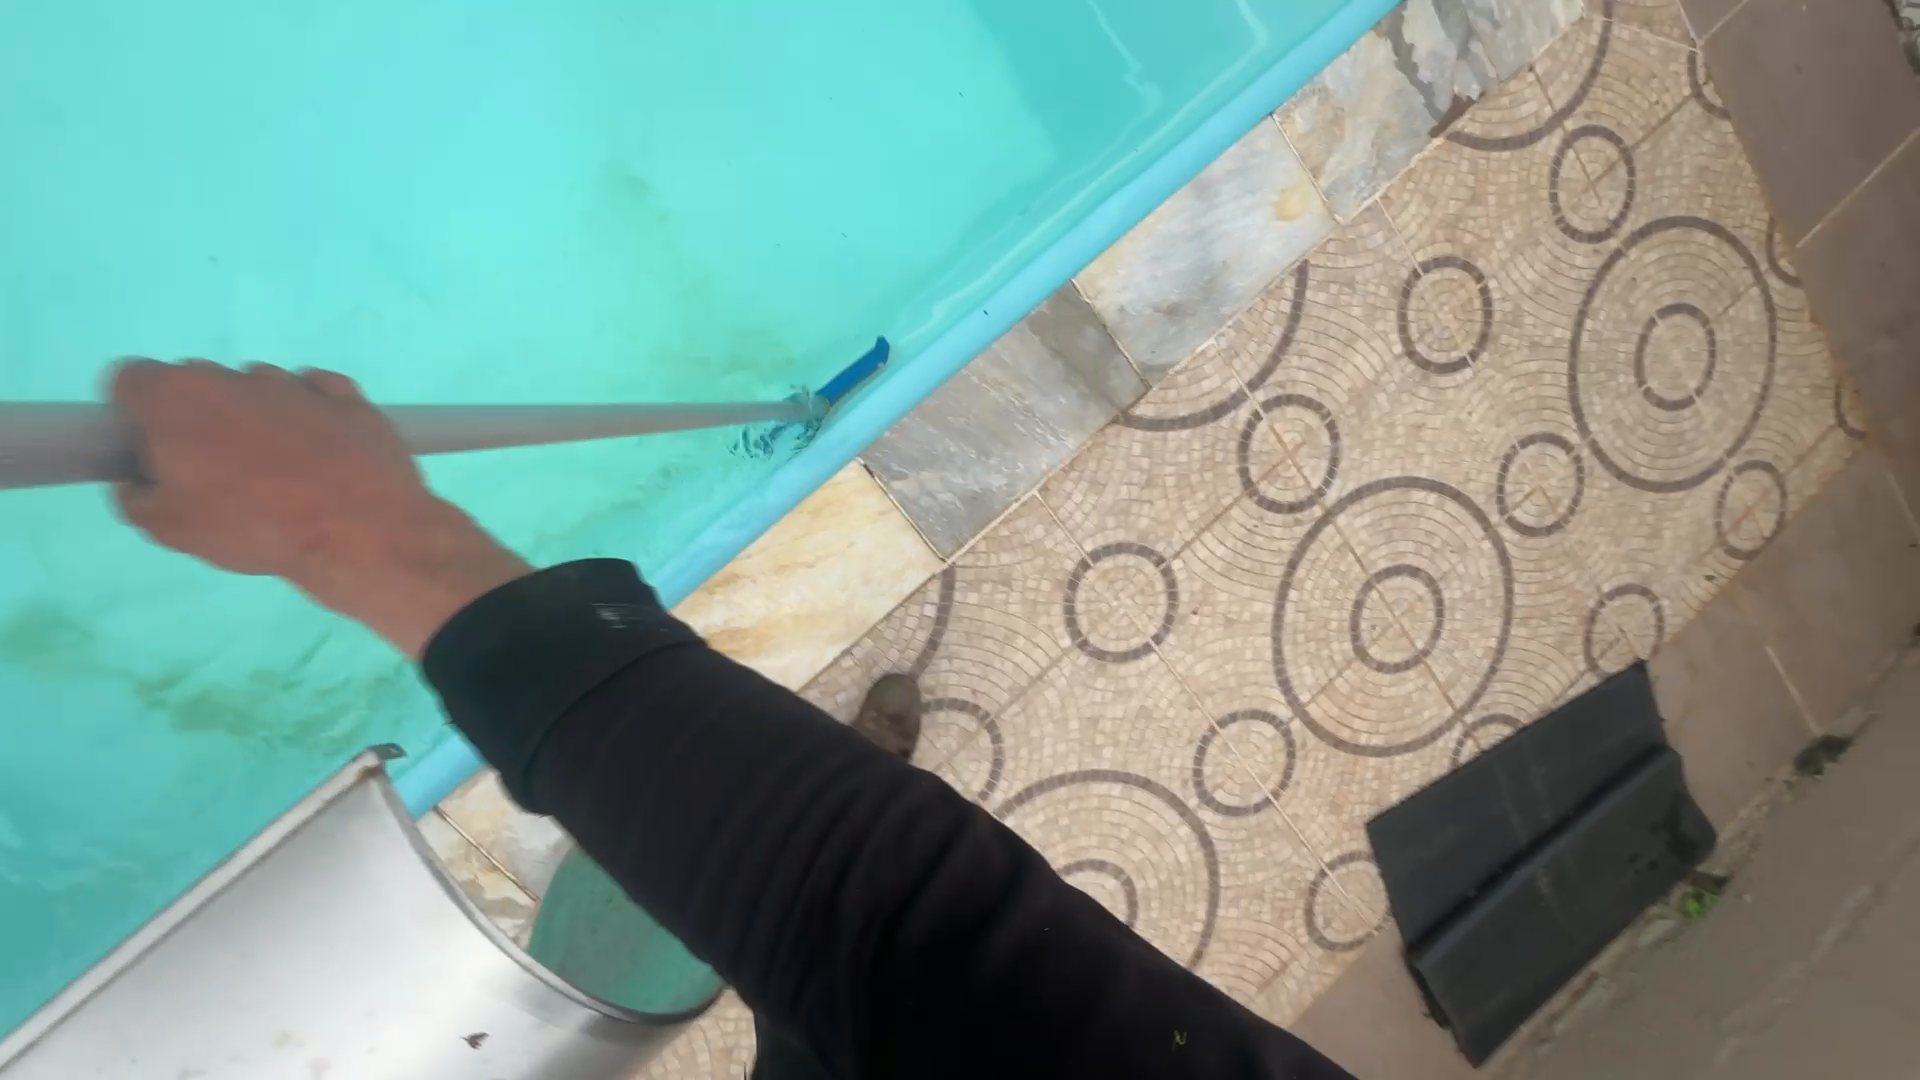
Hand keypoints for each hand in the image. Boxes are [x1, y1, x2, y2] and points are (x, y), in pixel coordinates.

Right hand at [111, 359, 531, 657]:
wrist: (367, 533)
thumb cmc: (258, 528)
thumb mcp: (167, 526)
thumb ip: (138, 492)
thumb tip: (146, 478)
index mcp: (177, 396)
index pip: (135, 382)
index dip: (143, 416)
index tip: (162, 450)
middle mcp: (239, 378)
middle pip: (204, 384)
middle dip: (206, 416)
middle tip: (226, 467)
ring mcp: (303, 387)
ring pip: (266, 387)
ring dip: (266, 413)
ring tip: (289, 464)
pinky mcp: (357, 402)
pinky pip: (325, 391)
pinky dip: (319, 409)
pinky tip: (326, 441)